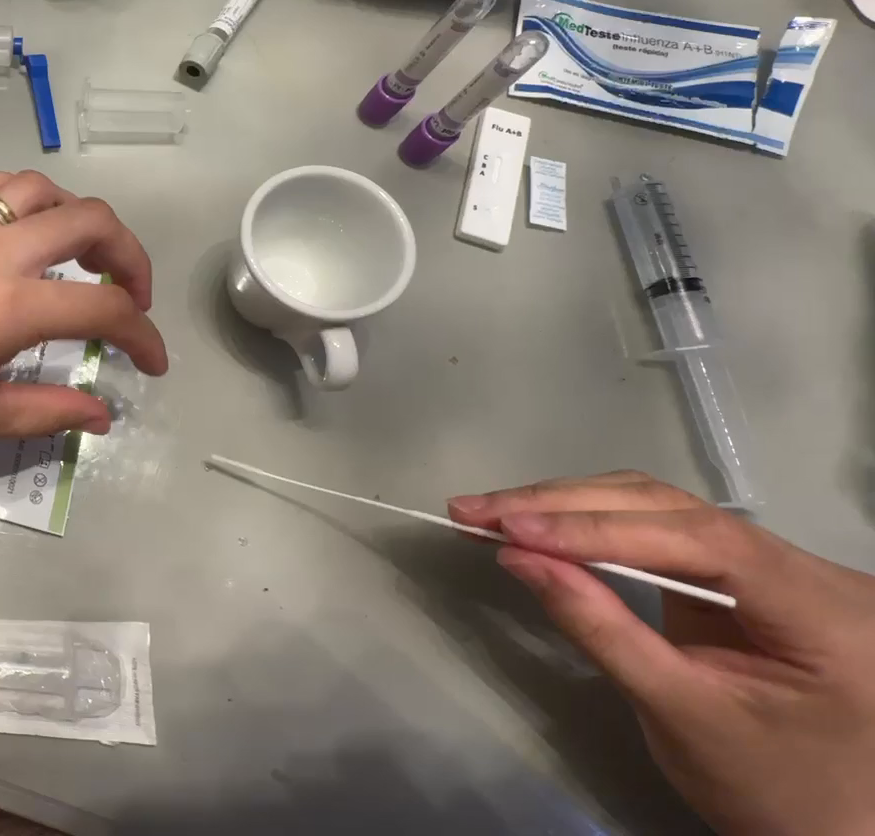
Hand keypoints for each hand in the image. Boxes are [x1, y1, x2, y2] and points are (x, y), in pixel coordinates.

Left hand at [0, 170, 168, 485]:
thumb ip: (46, 411)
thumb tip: (102, 414)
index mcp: (9, 307)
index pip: (104, 308)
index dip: (142, 337)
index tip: (152, 366)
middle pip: (86, 221)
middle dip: (128, 255)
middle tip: (130, 300)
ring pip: (32, 189)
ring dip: (72, 216)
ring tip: (79, 259)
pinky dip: (3, 192)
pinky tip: (10, 223)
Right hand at [450, 474, 874, 835]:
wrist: (838, 832)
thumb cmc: (772, 788)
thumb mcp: (680, 712)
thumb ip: (599, 627)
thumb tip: (515, 555)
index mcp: (827, 612)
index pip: (700, 539)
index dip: (598, 527)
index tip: (511, 530)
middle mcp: (813, 569)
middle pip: (668, 507)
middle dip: (560, 507)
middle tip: (472, 512)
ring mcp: (776, 565)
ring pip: (654, 506)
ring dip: (561, 506)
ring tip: (484, 514)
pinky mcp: (740, 572)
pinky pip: (656, 528)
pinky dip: (584, 523)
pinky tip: (532, 526)